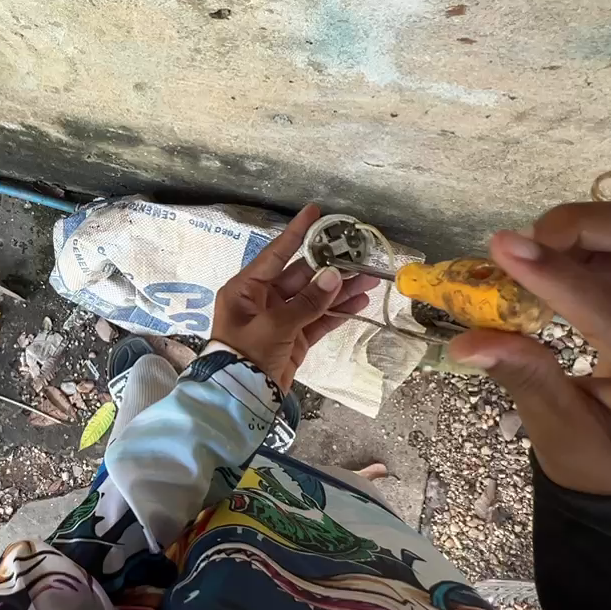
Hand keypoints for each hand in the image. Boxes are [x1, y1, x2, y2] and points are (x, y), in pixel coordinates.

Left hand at [212, 204, 379, 390]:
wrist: (241, 397)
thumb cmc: (246, 355)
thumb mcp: (274, 326)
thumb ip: (306, 302)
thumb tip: (333, 276)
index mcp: (245, 289)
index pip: (274, 254)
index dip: (296, 233)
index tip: (315, 212)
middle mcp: (261, 299)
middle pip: (299, 276)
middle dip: (329, 267)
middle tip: (358, 254)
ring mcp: (278, 319)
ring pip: (312, 298)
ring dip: (339, 289)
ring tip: (369, 277)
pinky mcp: (293, 339)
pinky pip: (317, 319)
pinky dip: (336, 312)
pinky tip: (360, 301)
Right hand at [448, 202, 610, 495]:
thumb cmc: (609, 469)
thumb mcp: (560, 436)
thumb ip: (523, 378)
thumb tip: (464, 342)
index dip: (557, 276)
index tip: (499, 247)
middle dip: (580, 228)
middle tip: (521, 253)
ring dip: (578, 232)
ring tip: (529, 264)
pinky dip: (579, 244)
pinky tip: (547, 272)